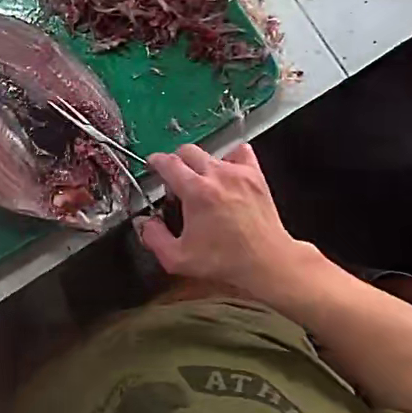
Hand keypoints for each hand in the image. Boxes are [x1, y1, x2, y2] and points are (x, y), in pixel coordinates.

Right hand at [136, 144, 318, 300]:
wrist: (265, 261)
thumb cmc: (228, 260)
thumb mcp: (178, 258)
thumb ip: (154, 238)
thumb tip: (145, 224)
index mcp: (196, 192)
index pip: (168, 162)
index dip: (155, 162)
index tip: (153, 166)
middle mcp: (217, 176)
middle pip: (188, 151)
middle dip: (176, 161)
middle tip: (175, 179)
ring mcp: (238, 173)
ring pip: (211, 153)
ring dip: (201, 164)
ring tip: (201, 183)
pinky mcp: (255, 176)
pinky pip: (240, 152)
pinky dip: (230, 158)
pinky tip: (227, 173)